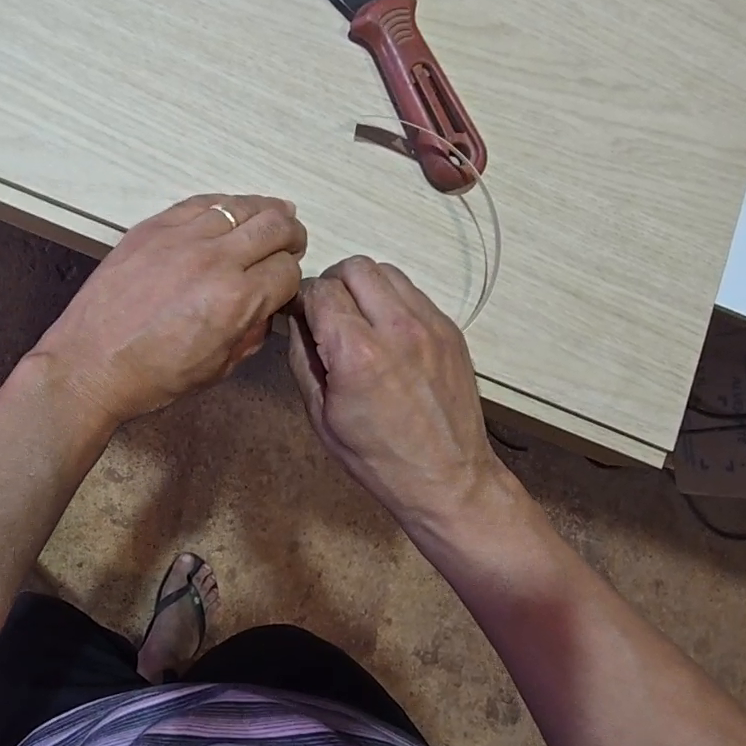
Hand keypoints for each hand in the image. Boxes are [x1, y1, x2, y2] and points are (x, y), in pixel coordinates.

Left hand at [30, 194, 306, 426]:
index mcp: (236, 300)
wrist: (90, 364)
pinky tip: (228, 215)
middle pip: (276, 225)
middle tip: (290, 245)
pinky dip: (223, 206)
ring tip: (268, 221)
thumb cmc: (151, 377)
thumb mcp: (218, 368)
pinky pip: (201, 203)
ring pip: (241, 205)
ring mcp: (181, 237)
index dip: (290, 280)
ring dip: (263, 213)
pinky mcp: (153, 227)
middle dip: (292, 236)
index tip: (282, 286)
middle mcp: (215, 260)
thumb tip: (265, 308)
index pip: (288, 271)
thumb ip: (251, 333)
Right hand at [286, 256, 507, 524]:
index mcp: (356, 352)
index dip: (303, 300)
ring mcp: (429, 324)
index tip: (301, 316)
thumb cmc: (375, 457)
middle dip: (332, 284)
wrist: (447, 478)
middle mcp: (395, 327)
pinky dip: (391, 300)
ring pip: (385, 271)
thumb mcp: (320, 414)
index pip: (319, 290)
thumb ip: (303, 357)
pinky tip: (386, 332)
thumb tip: (296, 319)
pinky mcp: (449, 329)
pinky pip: (412, 292)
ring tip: (358, 319)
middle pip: (353, 267)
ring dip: (363, 286)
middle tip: (328, 314)